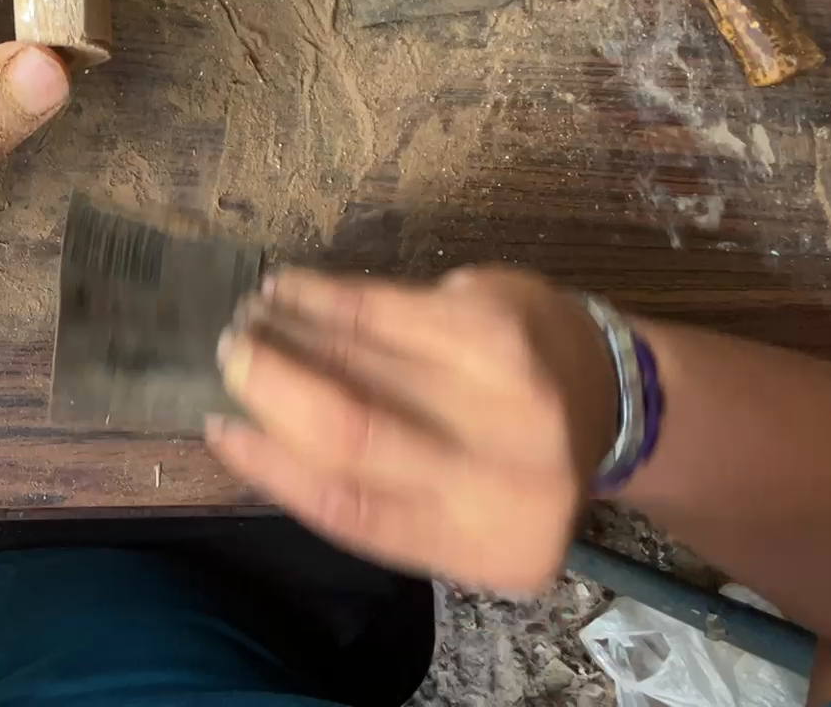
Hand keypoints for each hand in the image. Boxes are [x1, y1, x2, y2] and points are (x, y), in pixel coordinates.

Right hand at [204, 266, 619, 594]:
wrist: (611, 393)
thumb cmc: (504, 454)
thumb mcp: (449, 501)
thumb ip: (368, 483)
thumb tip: (253, 427)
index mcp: (481, 543)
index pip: (345, 509)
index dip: (267, 465)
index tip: (220, 427)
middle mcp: (500, 479)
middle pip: (348, 432)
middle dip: (268, 384)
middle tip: (230, 354)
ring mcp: (503, 398)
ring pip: (354, 359)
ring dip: (283, 331)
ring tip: (250, 318)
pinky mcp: (491, 327)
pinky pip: (377, 305)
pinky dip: (317, 293)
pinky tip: (286, 287)